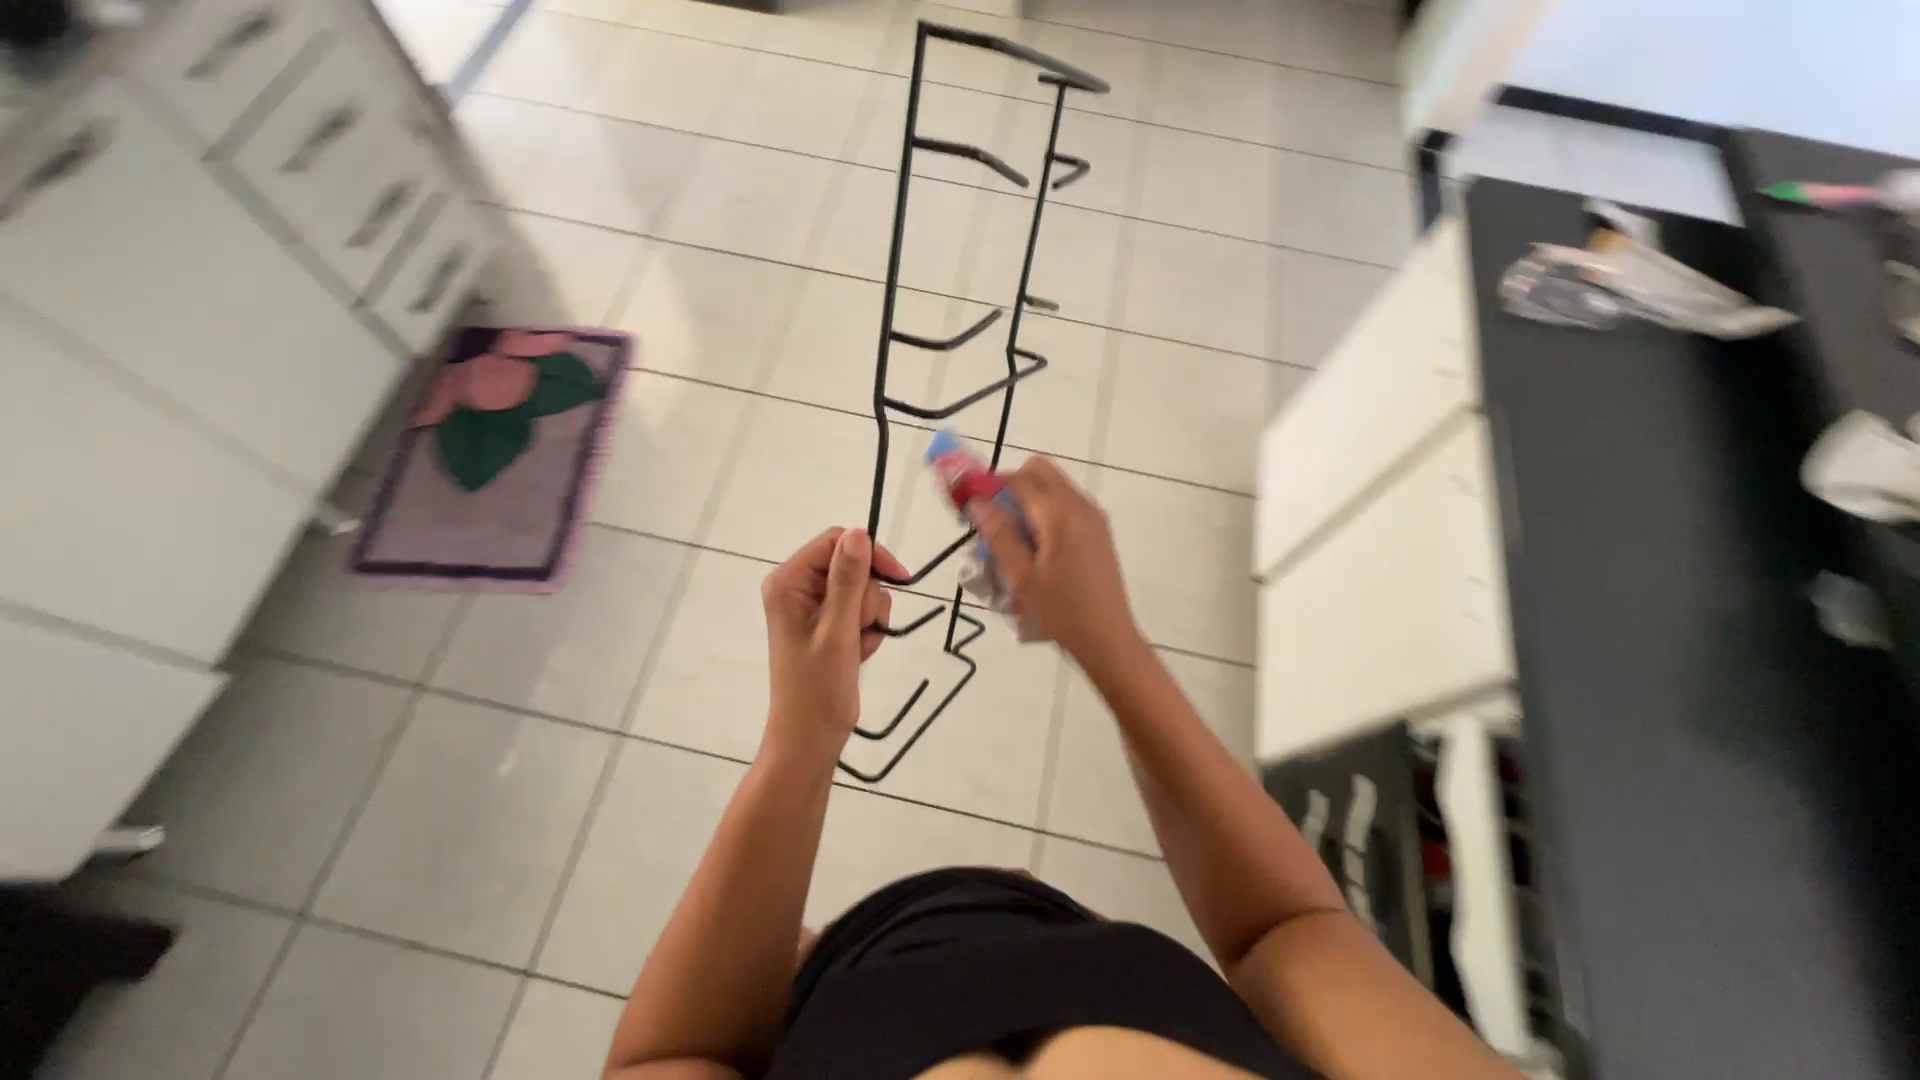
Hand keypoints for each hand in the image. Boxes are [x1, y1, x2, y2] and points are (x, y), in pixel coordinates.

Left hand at [761, 527, 909, 765]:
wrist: (812, 734)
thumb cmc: (817, 685)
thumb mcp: (837, 629)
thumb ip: (848, 580)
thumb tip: (858, 533)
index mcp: (788, 582)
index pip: (835, 542)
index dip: (869, 554)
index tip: (899, 577)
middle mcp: (798, 587)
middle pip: (852, 564)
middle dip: (867, 596)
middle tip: (859, 628)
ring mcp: (814, 607)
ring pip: (863, 588)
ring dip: (869, 617)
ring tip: (856, 645)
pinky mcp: (830, 624)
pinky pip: (863, 610)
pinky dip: (868, 630)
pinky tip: (858, 653)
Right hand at [968, 458, 1146, 670]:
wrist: (1108, 638)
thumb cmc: (1061, 611)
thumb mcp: (1022, 576)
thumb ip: (998, 533)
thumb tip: (976, 501)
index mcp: (1060, 513)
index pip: (1018, 478)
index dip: (988, 483)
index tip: (968, 502)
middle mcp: (1080, 505)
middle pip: (1039, 471)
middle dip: (1010, 485)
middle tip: (991, 517)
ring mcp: (1093, 516)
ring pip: (1053, 486)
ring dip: (1028, 499)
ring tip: (1011, 538)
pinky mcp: (1099, 530)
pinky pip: (1066, 504)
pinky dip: (1045, 512)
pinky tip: (1035, 548)